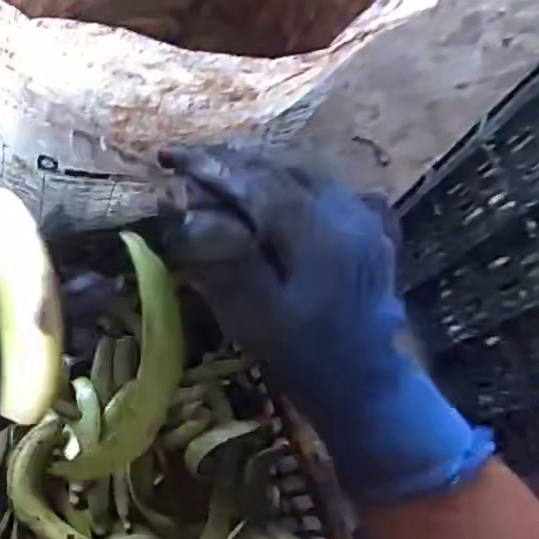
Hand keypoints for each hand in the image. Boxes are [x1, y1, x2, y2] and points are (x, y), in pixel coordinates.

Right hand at [162, 147, 493, 504]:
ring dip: (256, 163)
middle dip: (228, 158)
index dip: (207, 165)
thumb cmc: (301, 354)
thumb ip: (223, 257)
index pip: (253, 180)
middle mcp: (346, 211)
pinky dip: (287, 177)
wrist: (365, 384)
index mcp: (317, 231)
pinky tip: (272, 186)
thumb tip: (187, 211)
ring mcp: (365, 217)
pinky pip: (324, 186)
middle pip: (280, 166)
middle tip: (184, 158)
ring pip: (304, 170)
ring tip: (218, 166)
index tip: (167, 155)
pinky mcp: (370, 229)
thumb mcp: (253, 315)